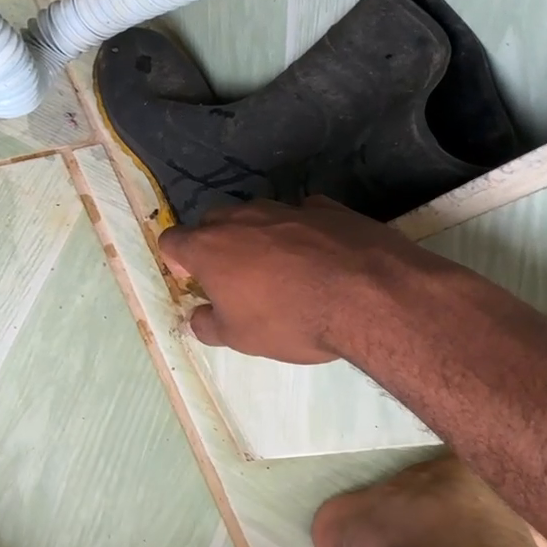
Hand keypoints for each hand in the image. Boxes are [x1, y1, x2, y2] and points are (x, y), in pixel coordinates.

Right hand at [157, 197, 447, 365]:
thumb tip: (199, 317)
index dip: (178, 261)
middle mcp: (238, 219)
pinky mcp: (330, 209)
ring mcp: (285, 209)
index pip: (171, 241)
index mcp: (206, 247)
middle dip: (217, 243)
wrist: (376, 299)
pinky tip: (324, 256)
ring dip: (260, 235)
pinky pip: (304, 214)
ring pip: (258, 215)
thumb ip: (208, 325)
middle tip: (238, 275)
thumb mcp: (240, 338)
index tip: (197, 282)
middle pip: (212, 222)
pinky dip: (305, 231)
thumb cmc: (293, 320)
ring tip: (285, 266)